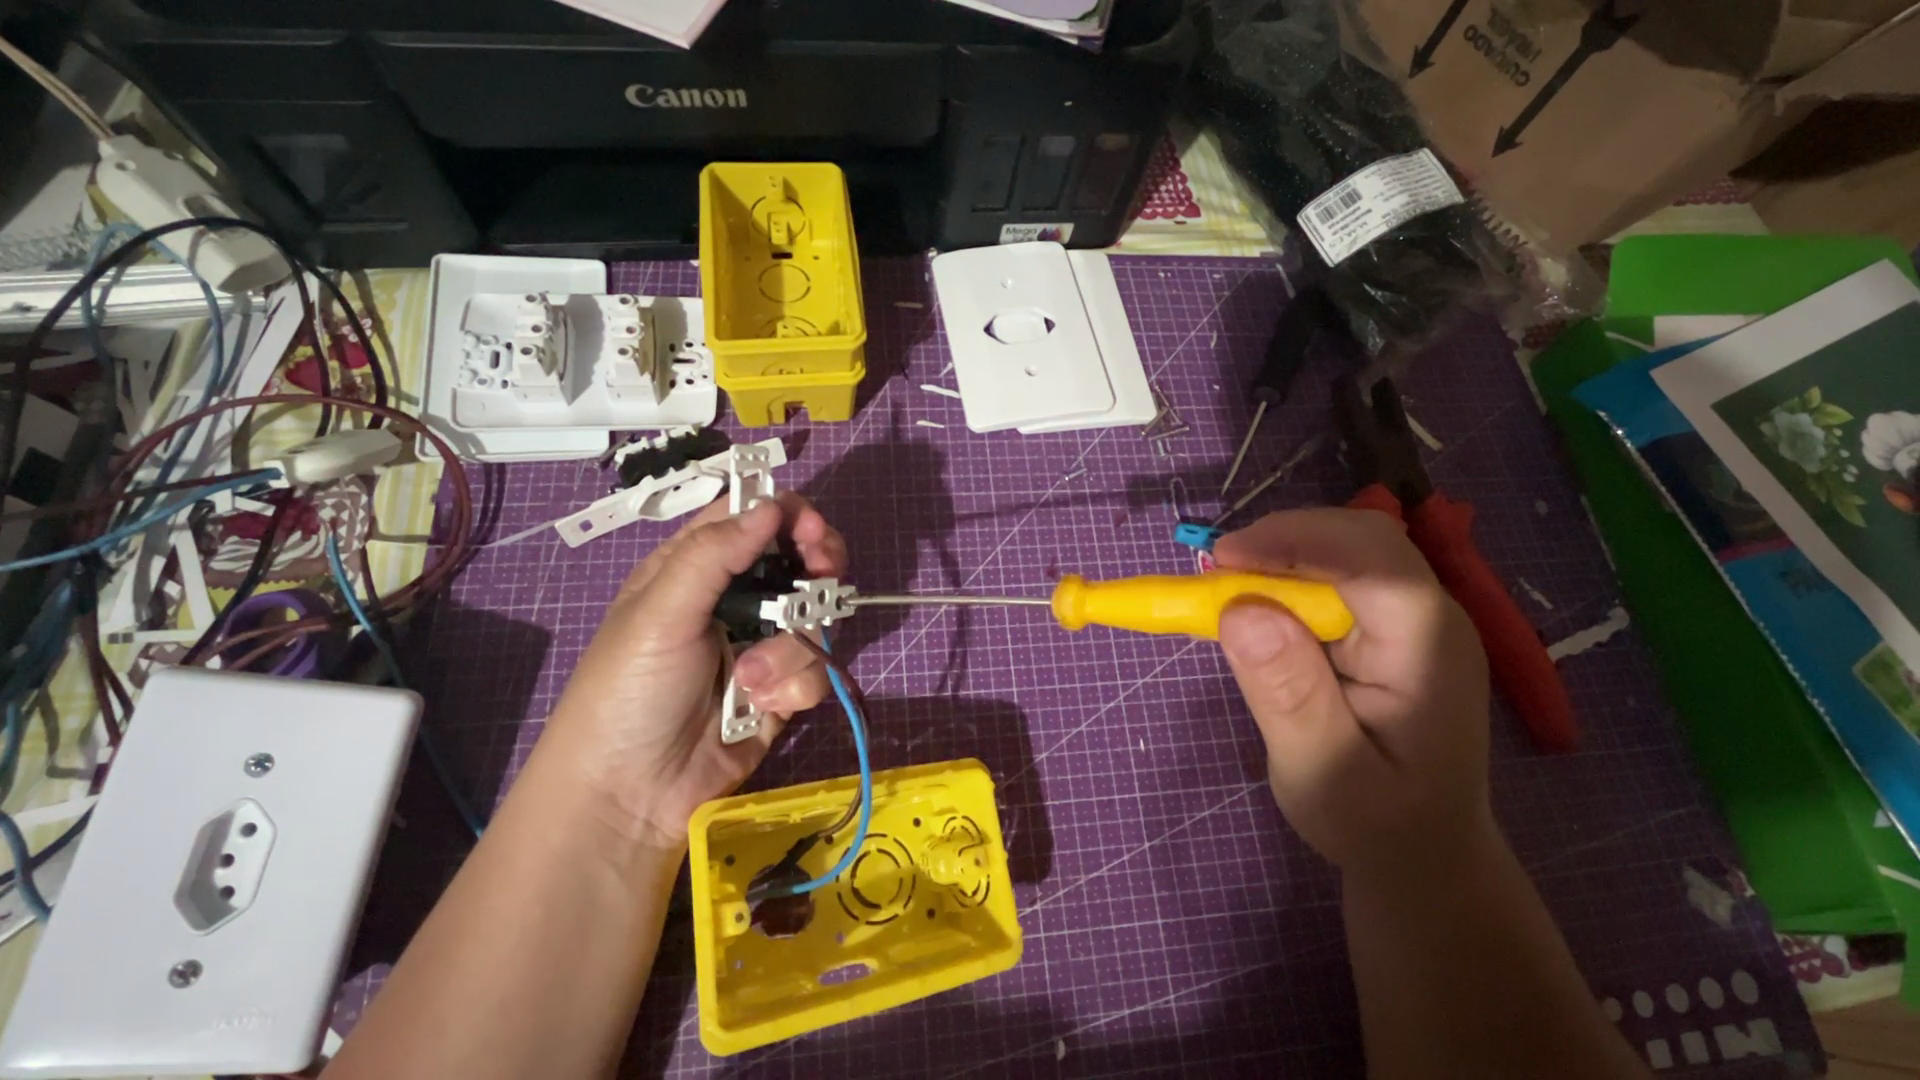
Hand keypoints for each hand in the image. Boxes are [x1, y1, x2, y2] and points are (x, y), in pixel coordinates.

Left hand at [540, 493, 848, 850]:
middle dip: (815, 565)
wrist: (631, 793)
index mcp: (692, 570)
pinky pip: (813, 670)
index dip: (783, 513)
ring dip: (790, 647)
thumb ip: (715, 554)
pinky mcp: (780, 691)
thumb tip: (769, 505)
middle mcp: (731, 601)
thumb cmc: (630, 690)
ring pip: (811, 618)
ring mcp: (759, 646)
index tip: (808, 527)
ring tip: (754, 678)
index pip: (747, 519)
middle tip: (824, 570)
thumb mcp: (660, 611)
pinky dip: (793, 686)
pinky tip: (763, 705)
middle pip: (794, 561)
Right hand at [1213, 508, 1491, 880]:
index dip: (1297, 541)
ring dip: (1282, 557)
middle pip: (1362, 540)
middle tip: (1216, 572)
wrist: (1424, 854)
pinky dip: (1289, 580)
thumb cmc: (1377, 823)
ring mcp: (1413, 620)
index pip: (1374, 561)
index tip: (1222, 559)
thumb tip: (1239, 609)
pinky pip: (1338, 579)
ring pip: (1348, 551)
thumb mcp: (1321, 769)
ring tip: (1226, 588)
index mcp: (1428, 649)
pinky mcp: (1389, 629)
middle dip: (1285, 541)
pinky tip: (1257, 608)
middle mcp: (1430, 618)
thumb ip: (1287, 692)